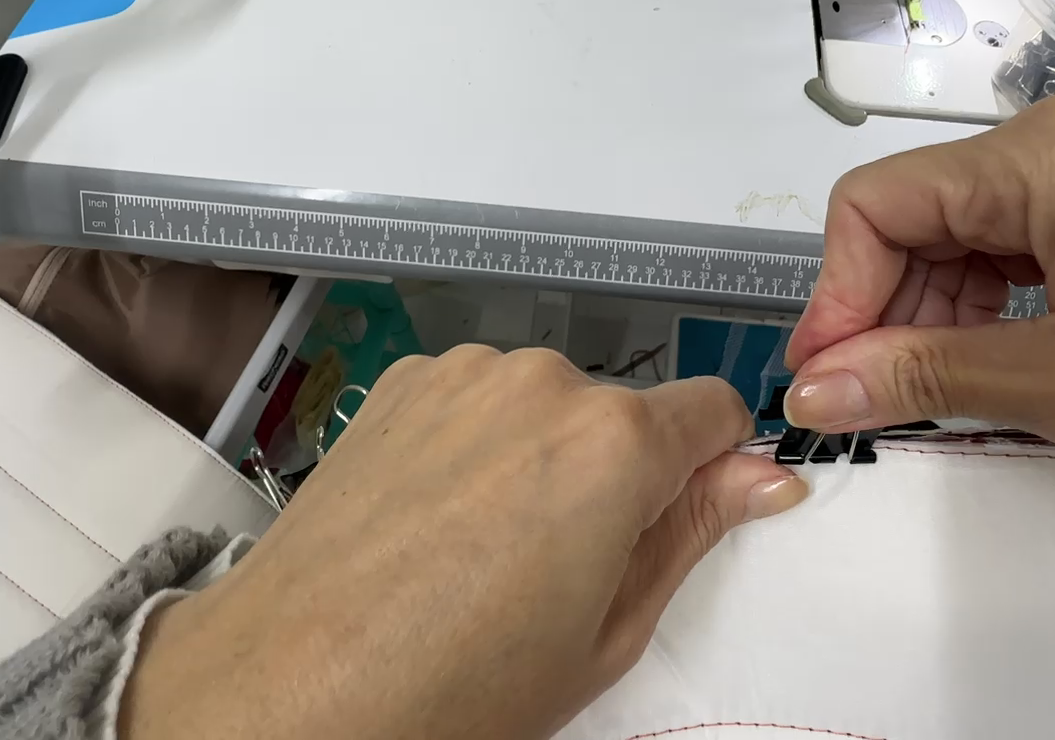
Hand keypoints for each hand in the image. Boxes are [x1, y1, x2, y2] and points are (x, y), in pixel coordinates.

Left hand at [121, 347, 805, 739]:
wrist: (287, 684)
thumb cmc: (465, 686)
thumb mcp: (607, 630)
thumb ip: (694, 531)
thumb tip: (767, 475)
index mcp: (614, 442)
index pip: (714, 408)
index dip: (713, 458)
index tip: (682, 504)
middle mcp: (547, 378)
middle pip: (622, 410)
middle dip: (613, 467)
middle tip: (556, 553)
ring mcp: (470, 368)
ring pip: (549, 400)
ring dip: (542, 447)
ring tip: (482, 530)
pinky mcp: (410, 373)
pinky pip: (480, 393)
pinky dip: (479, 433)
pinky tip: (433, 501)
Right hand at [785, 96, 1054, 516]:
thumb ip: (926, 377)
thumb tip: (807, 390)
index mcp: (1037, 159)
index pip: (873, 205)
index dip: (835, 294)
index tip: (825, 383)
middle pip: (915, 221)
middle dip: (884, 312)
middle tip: (882, 406)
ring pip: (965, 242)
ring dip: (938, 320)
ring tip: (953, 399)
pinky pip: (1022, 253)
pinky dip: (995, 314)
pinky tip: (1012, 370)